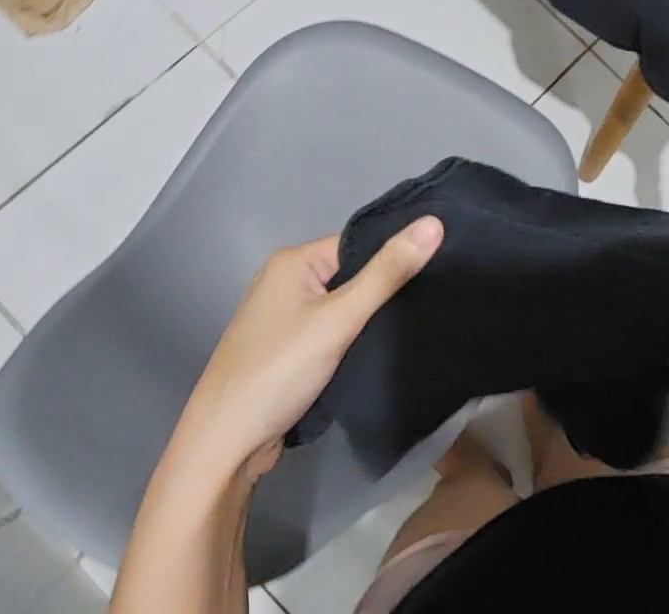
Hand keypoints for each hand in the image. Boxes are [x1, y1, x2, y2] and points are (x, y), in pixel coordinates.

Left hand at [172, 217, 444, 482]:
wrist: (226, 445)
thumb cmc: (280, 370)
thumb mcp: (340, 318)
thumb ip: (388, 273)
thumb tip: (434, 223)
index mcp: (293, 261)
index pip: (359, 243)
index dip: (396, 254)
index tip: (442, 267)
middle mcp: (286, 281)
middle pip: (353, 273)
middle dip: (388, 287)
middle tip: (439, 296)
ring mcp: (286, 318)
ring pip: (345, 305)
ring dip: (373, 316)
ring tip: (423, 319)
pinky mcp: (290, 350)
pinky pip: (333, 330)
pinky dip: (356, 338)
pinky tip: (386, 346)